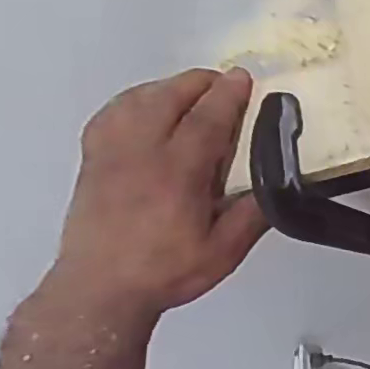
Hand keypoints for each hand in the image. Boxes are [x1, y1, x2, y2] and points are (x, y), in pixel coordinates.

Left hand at [45, 68, 268, 319]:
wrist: (99, 290)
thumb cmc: (169, 270)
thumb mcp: (226, 249)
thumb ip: (253, 213)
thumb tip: (278, 183)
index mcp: (176, 175)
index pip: (205, 122)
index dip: (227, 96)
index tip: (244, 78)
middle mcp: (138, 156)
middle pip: (165, 101)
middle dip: (197, 83)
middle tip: (225, 80)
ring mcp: (108, 156)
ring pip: (133, 103)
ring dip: (166, 88)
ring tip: (192, 88)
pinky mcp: (91, 163)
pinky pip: (109, 116)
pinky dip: (133, 101)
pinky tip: (147, 105)